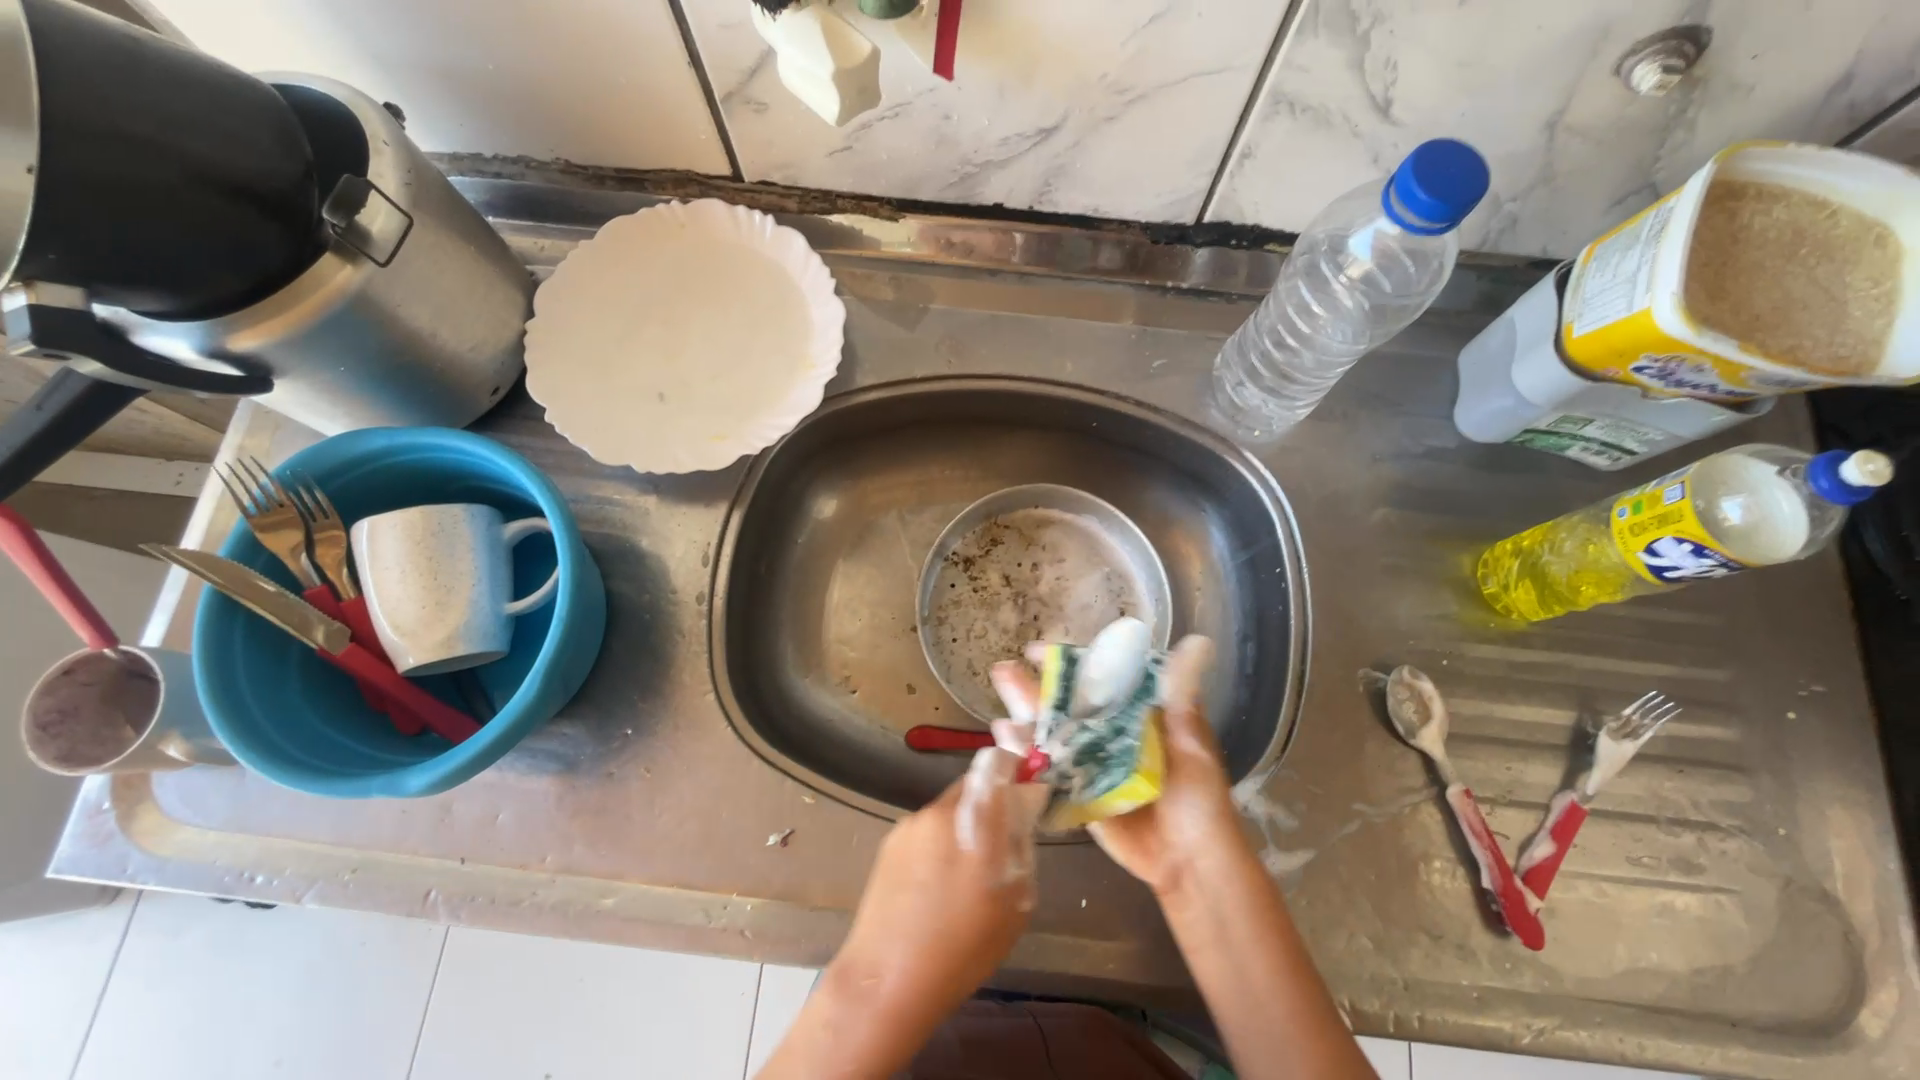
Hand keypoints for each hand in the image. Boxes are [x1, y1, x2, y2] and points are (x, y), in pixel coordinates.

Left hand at [824, 747, 1048, 1025]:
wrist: (889, 977)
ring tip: (966, 873)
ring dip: (965, 825)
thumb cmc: (965, 947)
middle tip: (1001, 840)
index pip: (998, 764)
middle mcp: (942, 811)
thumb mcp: (1016, 902)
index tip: (1027, 778)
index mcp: (978, 821)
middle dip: (991, 802)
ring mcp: (911, 824)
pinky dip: (940, 843)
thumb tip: (1023, 810)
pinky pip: (927, 829)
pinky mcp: (889, 842)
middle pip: (974, 785)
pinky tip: (937, 884)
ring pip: (949, 809)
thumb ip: (1021, 846)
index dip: (1015, 761)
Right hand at [992, 635, 1245, 896]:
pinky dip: (1026, 760)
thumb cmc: (1199, 802)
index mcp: (1140, 717)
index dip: (1072, 663)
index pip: (1102, 679)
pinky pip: (1049, 774)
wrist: (1190, 865)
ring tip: (998, 711)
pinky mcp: (1079, 796)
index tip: (1041, 650)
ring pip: (1054, 737)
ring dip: (1025, 722)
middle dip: (1035, 689)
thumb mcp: (1192, 746)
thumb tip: (1199, 641)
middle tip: (1003, 671)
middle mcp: (1111, 736)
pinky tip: (1003, 744)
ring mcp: (1092, 766)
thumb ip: (1181, 698)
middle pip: (1068, 706)